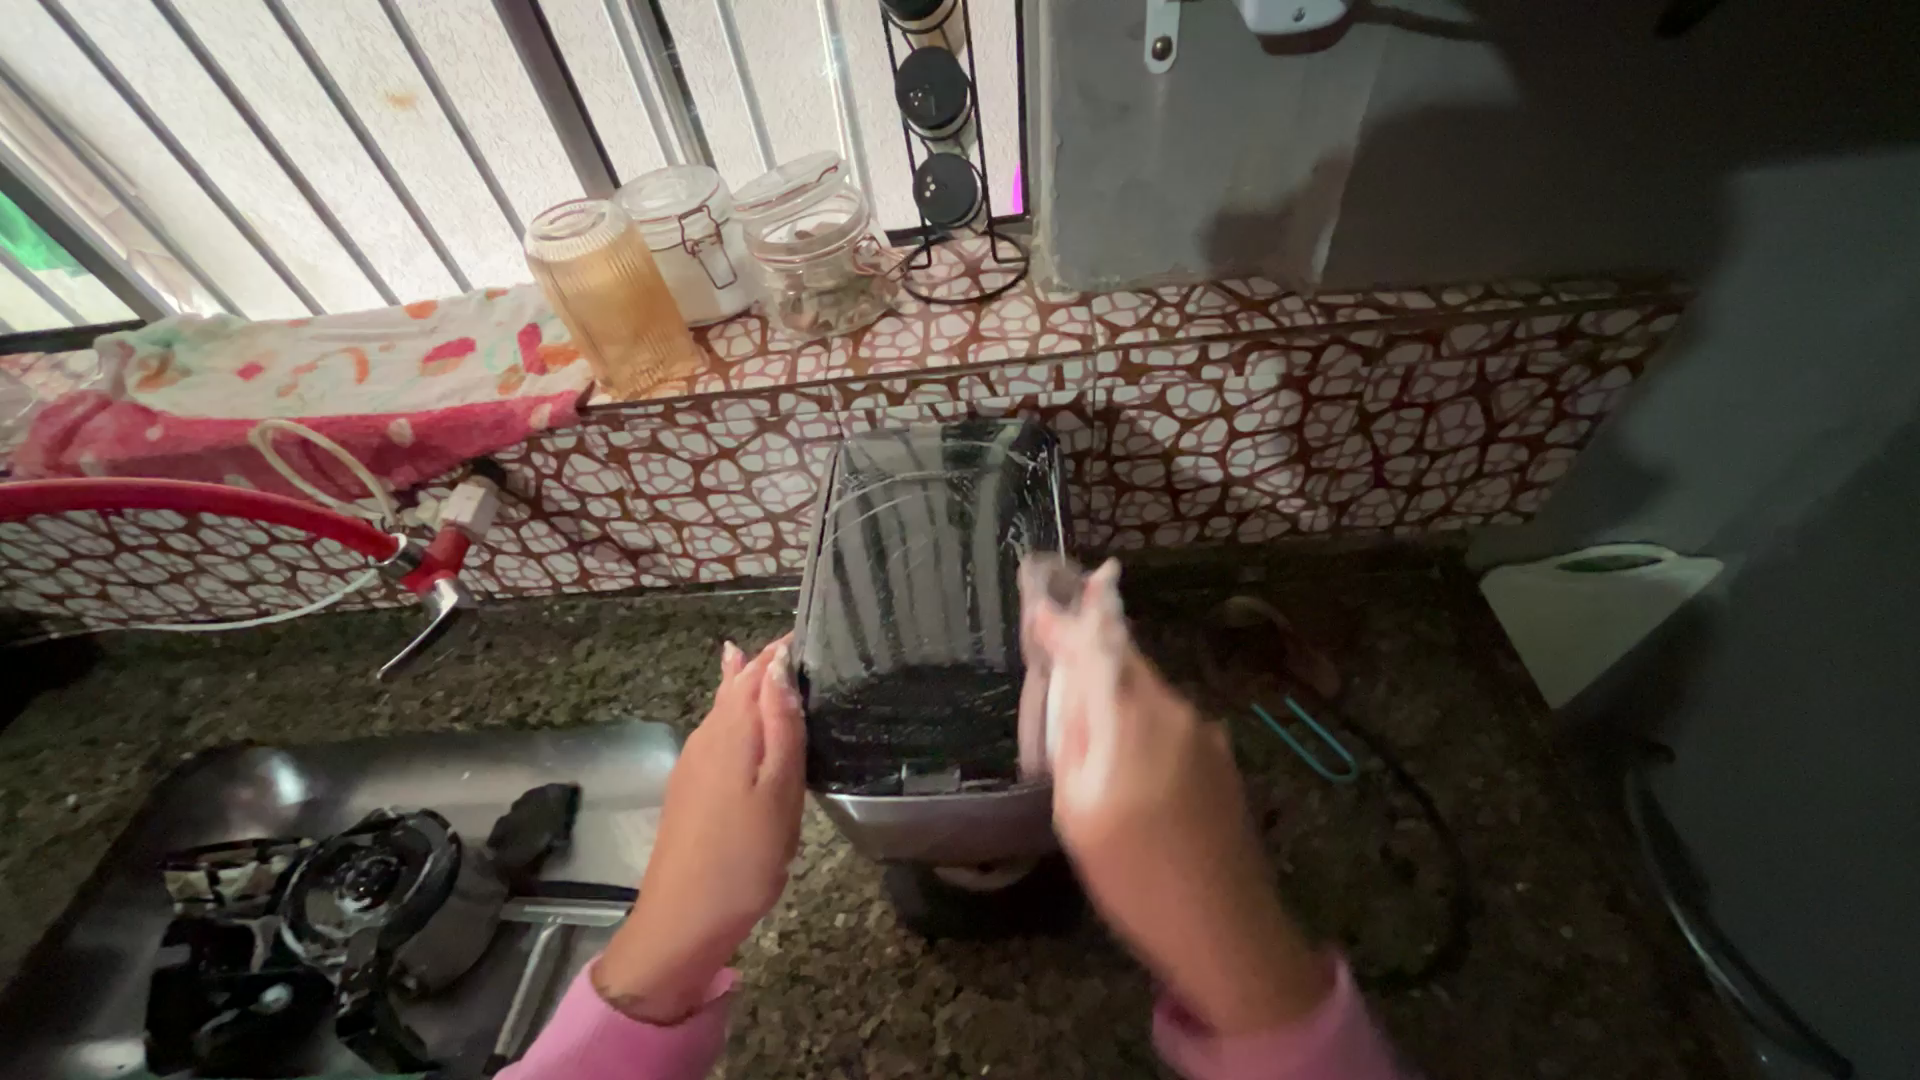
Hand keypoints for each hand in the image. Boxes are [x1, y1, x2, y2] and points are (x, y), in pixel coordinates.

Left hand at [593, 635, 804, 1022]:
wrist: (682, 922)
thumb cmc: (743, 856)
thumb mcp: (778, 791)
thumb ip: (781, 727)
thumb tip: (779, 666)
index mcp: (731, 731)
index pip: (757, 670)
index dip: (784, 650)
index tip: (819, 631)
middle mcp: (707, 736)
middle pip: (739, 683)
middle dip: (770, 662)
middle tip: (812, 647)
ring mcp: (695, 761)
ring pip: (728, 705)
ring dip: (755, 683)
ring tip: (784, 662)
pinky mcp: (692, 785)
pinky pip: (721, 729)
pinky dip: (739, 710)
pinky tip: (747, 710)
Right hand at [1034, 564, 1332, 1034]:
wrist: (1229, 930)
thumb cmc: (1134, 875)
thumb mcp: (1077, 809)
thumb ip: (1071, 734)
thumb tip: (1068, 680)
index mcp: (1132, 719)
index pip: (1096, 645)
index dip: (1067, 621)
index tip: (1042, 599)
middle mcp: (1173, 711)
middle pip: (1125, 661)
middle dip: (1090, 648)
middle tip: (1057, 646)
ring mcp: (1203, 733)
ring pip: (1146, 691)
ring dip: (1113, 690)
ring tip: (1087, 721)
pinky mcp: (1220, 757)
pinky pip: (1167, 719)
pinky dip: (1138, 718)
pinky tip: (1128, 758)